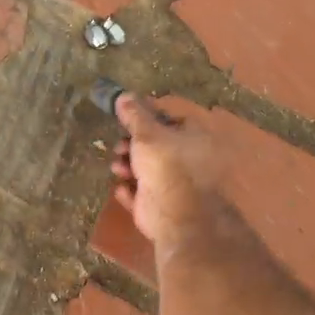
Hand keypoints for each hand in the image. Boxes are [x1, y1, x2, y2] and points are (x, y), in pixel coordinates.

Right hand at [110, 94, 230, 257]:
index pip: (169, 118)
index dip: (145, 115)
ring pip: (145, 168)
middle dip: (131, 144)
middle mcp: (189, 160)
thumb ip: (134, 114)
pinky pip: (141, 192)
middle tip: (120, 145)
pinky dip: (130, 189)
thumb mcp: (147, 133)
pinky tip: (122, 188)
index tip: (125, 116)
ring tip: (119, 169)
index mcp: (194, 138)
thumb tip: (123, 95)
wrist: (178, 219)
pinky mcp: (163, 206)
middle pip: (154, 143)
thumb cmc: (167, 166)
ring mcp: (177, 184)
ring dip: (127, 166)